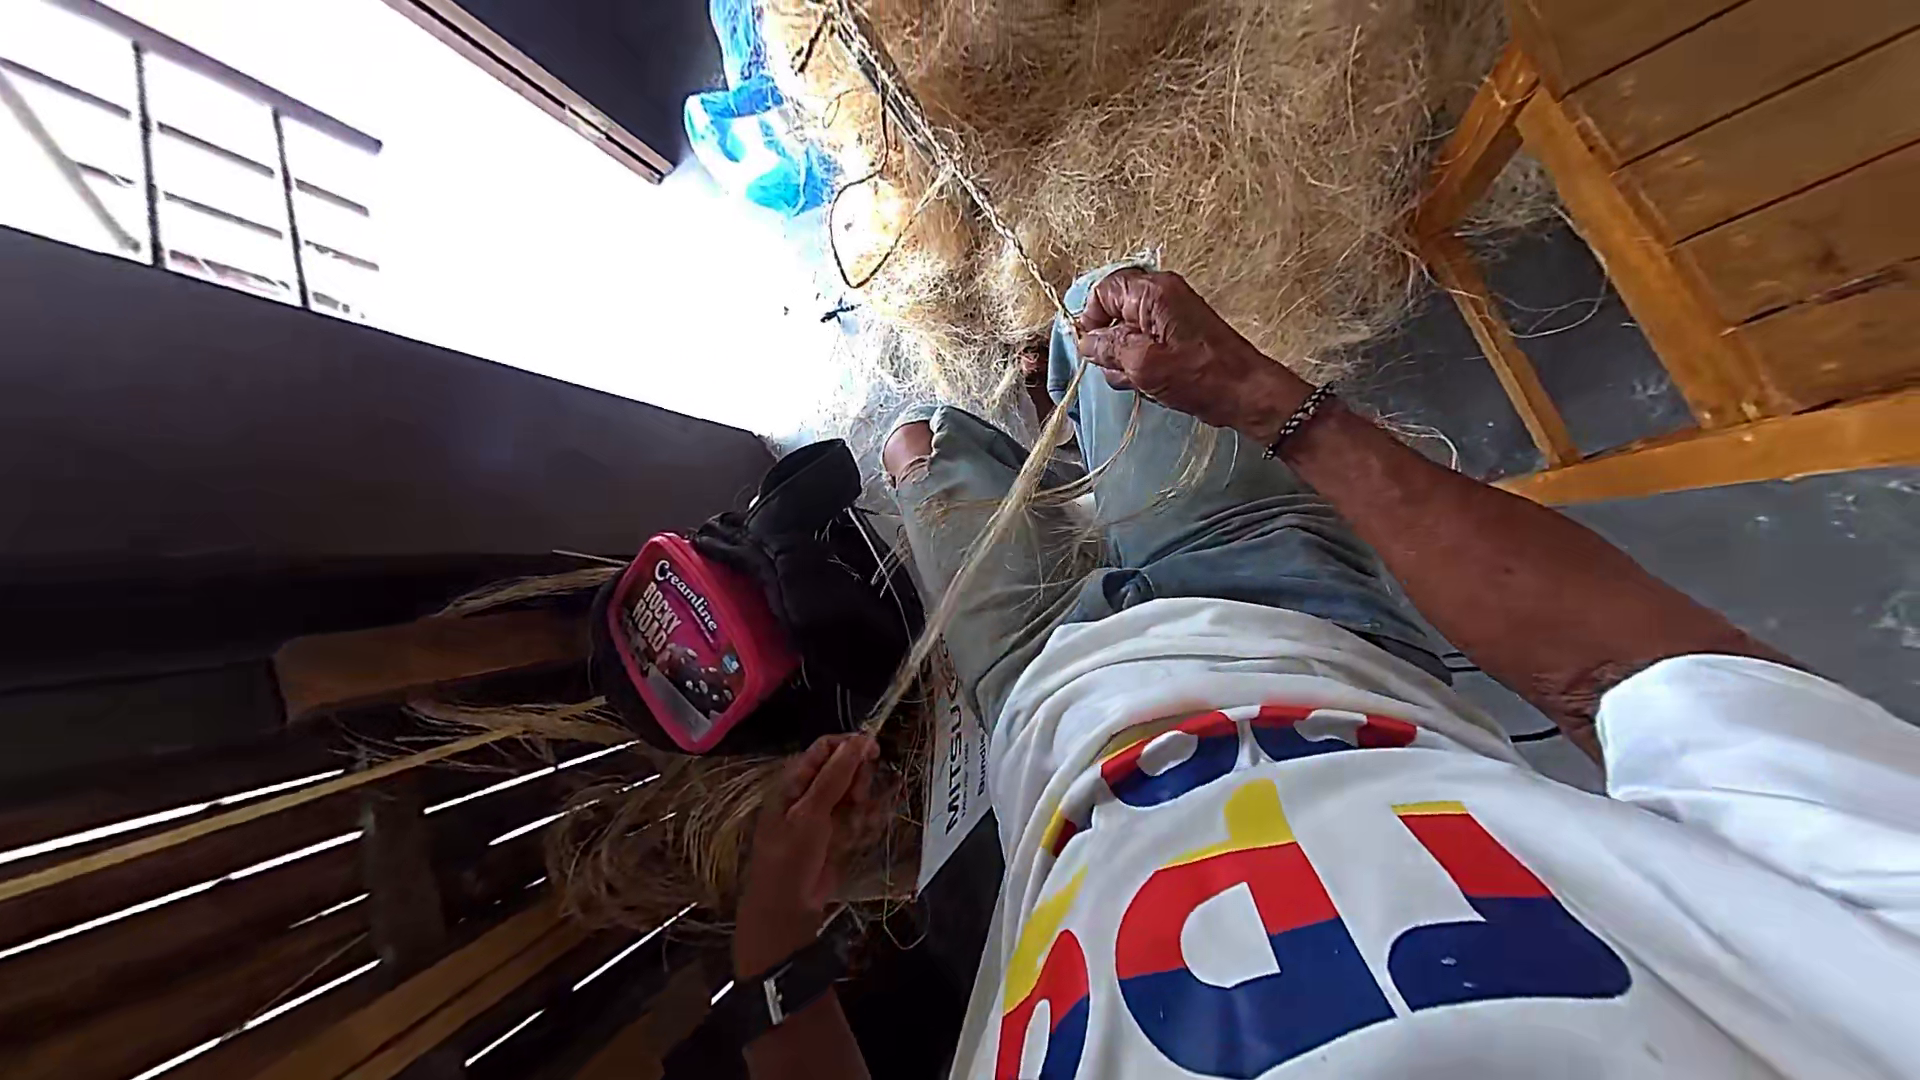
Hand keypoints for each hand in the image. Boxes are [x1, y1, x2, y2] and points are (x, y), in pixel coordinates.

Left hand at [733, 734, 879, 976]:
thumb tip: (861, 739)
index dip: (851, 745)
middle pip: (846, 766)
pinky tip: (862, 834)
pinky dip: (866, 822)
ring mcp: (826, 814)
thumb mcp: (810, 813)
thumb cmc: (789, 859)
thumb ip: (836, 775)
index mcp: (796, 780)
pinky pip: (861, 816)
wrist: (785, 914)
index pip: (828, 746)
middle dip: (859, 778)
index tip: (874, 753)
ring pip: (857, 791)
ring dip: (863, 803)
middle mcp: (812, 792)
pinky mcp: (840, 835)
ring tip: (856, 824)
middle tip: (858, 799)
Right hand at [1075, 269, 1312, 442]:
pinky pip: (1140, 347)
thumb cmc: (1199, 377)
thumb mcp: (1143, 363)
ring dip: (1122, 361)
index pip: (1103, 291)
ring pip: (1124, 335)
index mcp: (1153, 293)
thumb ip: (1109, 348)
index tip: (1093, 349)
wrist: (1243, 393)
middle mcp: (1160, 297)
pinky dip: (1137, 366)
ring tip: (1140, 379)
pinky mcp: (1173, 338)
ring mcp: (1168, 318)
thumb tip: (1086, 341)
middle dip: (1108, 345)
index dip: (1091, 319)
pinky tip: (1149, 382)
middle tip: (1123, 368)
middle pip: (1112, 314)